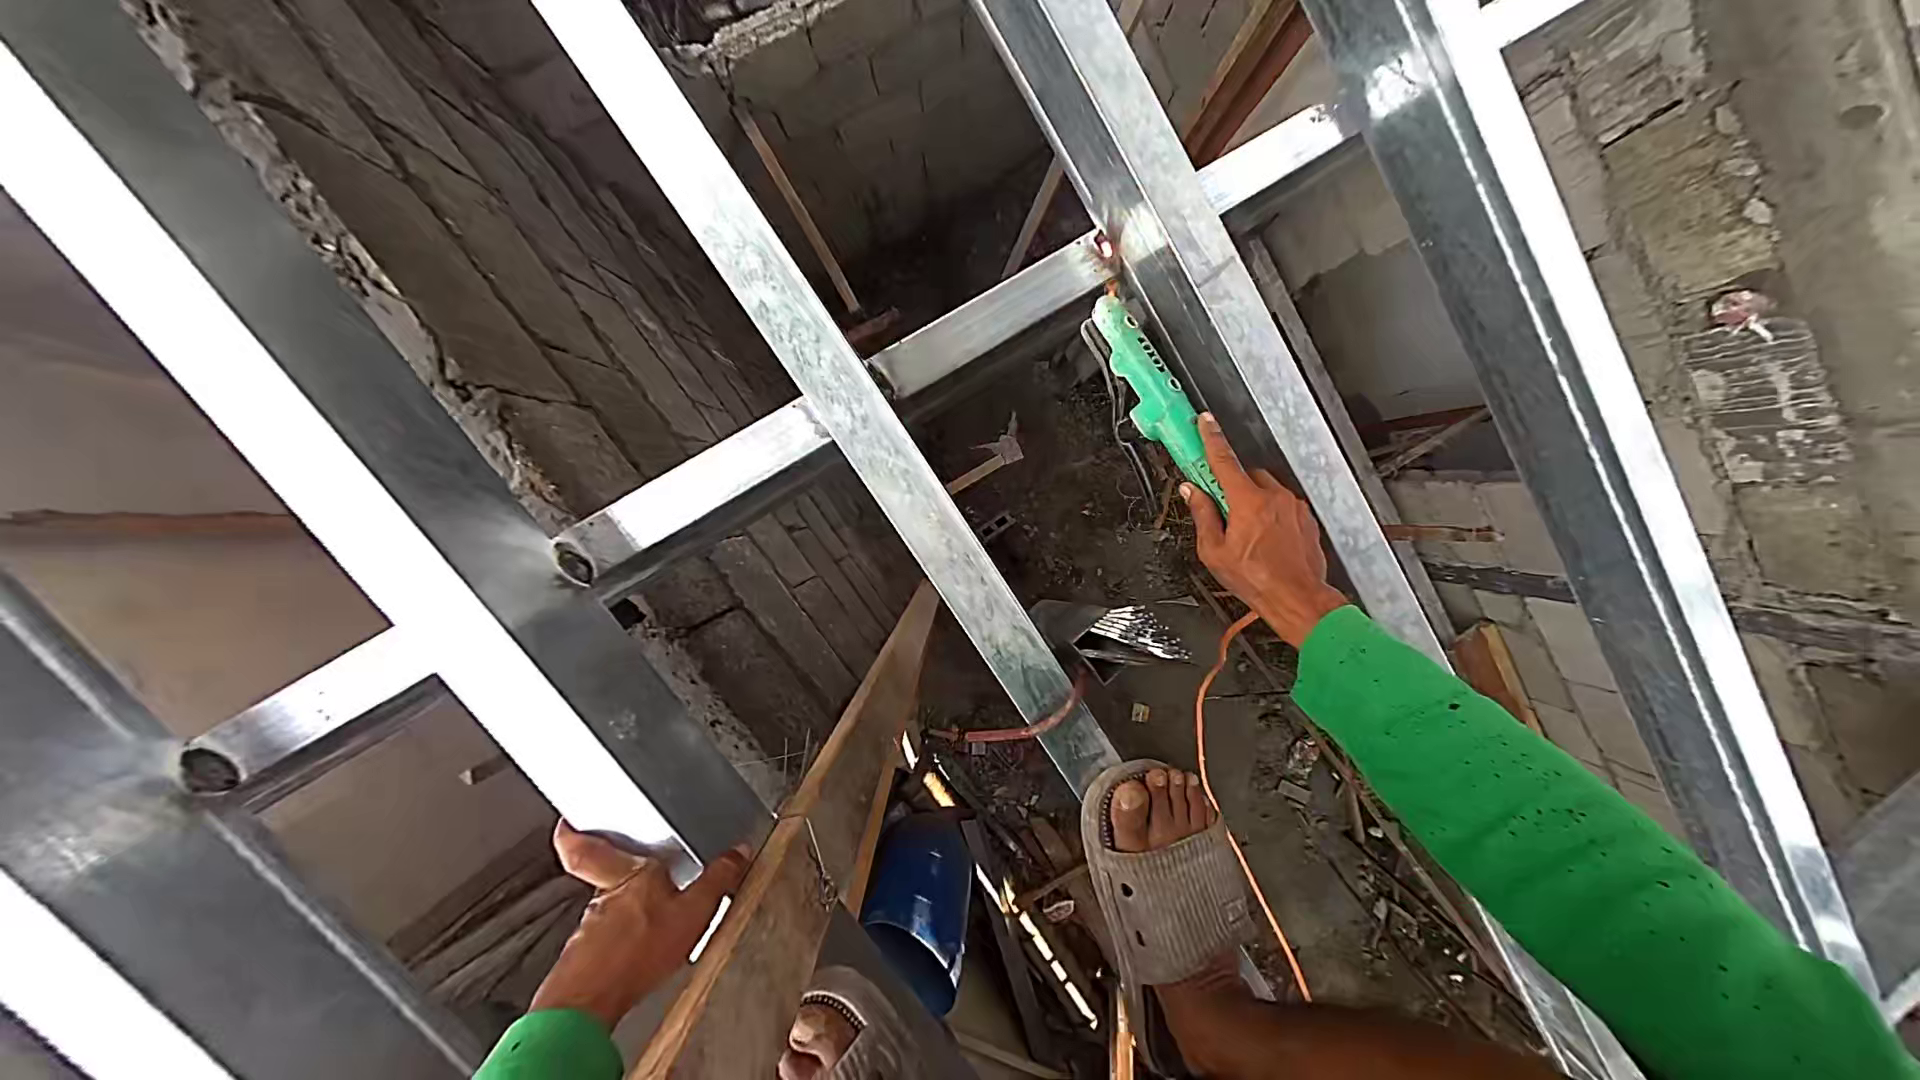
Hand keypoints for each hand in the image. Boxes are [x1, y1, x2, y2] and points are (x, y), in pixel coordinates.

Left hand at [528, 820, 749, 1029]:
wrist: (586, 1010)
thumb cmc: (634, 954)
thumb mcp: (693, 912)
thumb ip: (716, 880)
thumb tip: (737, 854)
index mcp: (626, 876)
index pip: (588, 848)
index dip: (574, 834)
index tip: (568, 823)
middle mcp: (600, 901)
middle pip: (599, 878)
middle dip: (616, 878)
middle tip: (633, 875)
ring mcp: (585, 935)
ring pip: (602, 915)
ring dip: (621, 918)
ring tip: (647, 927)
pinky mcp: (579, 967)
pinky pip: (599, 949)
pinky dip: (616, 949)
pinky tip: (636, 960)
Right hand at [1184, 413, 1347, 646]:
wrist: (1297, 598)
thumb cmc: (1256, 579)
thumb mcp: (1214, 551)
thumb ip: (1203, 515)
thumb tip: (1193, 493)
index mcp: (1248, 503)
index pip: (1224, 460)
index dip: (1211, 438)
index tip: (1204, 422)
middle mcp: (1274, 498)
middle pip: (1246, 475)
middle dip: (1232, 487)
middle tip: (1221, 510)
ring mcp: (1293, 506)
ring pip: (1265, 490)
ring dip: (1251, 502)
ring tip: (1245, 533)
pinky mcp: (1305, 517)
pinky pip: (1281, 504)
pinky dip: (1269, 514)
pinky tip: (1263, 539)